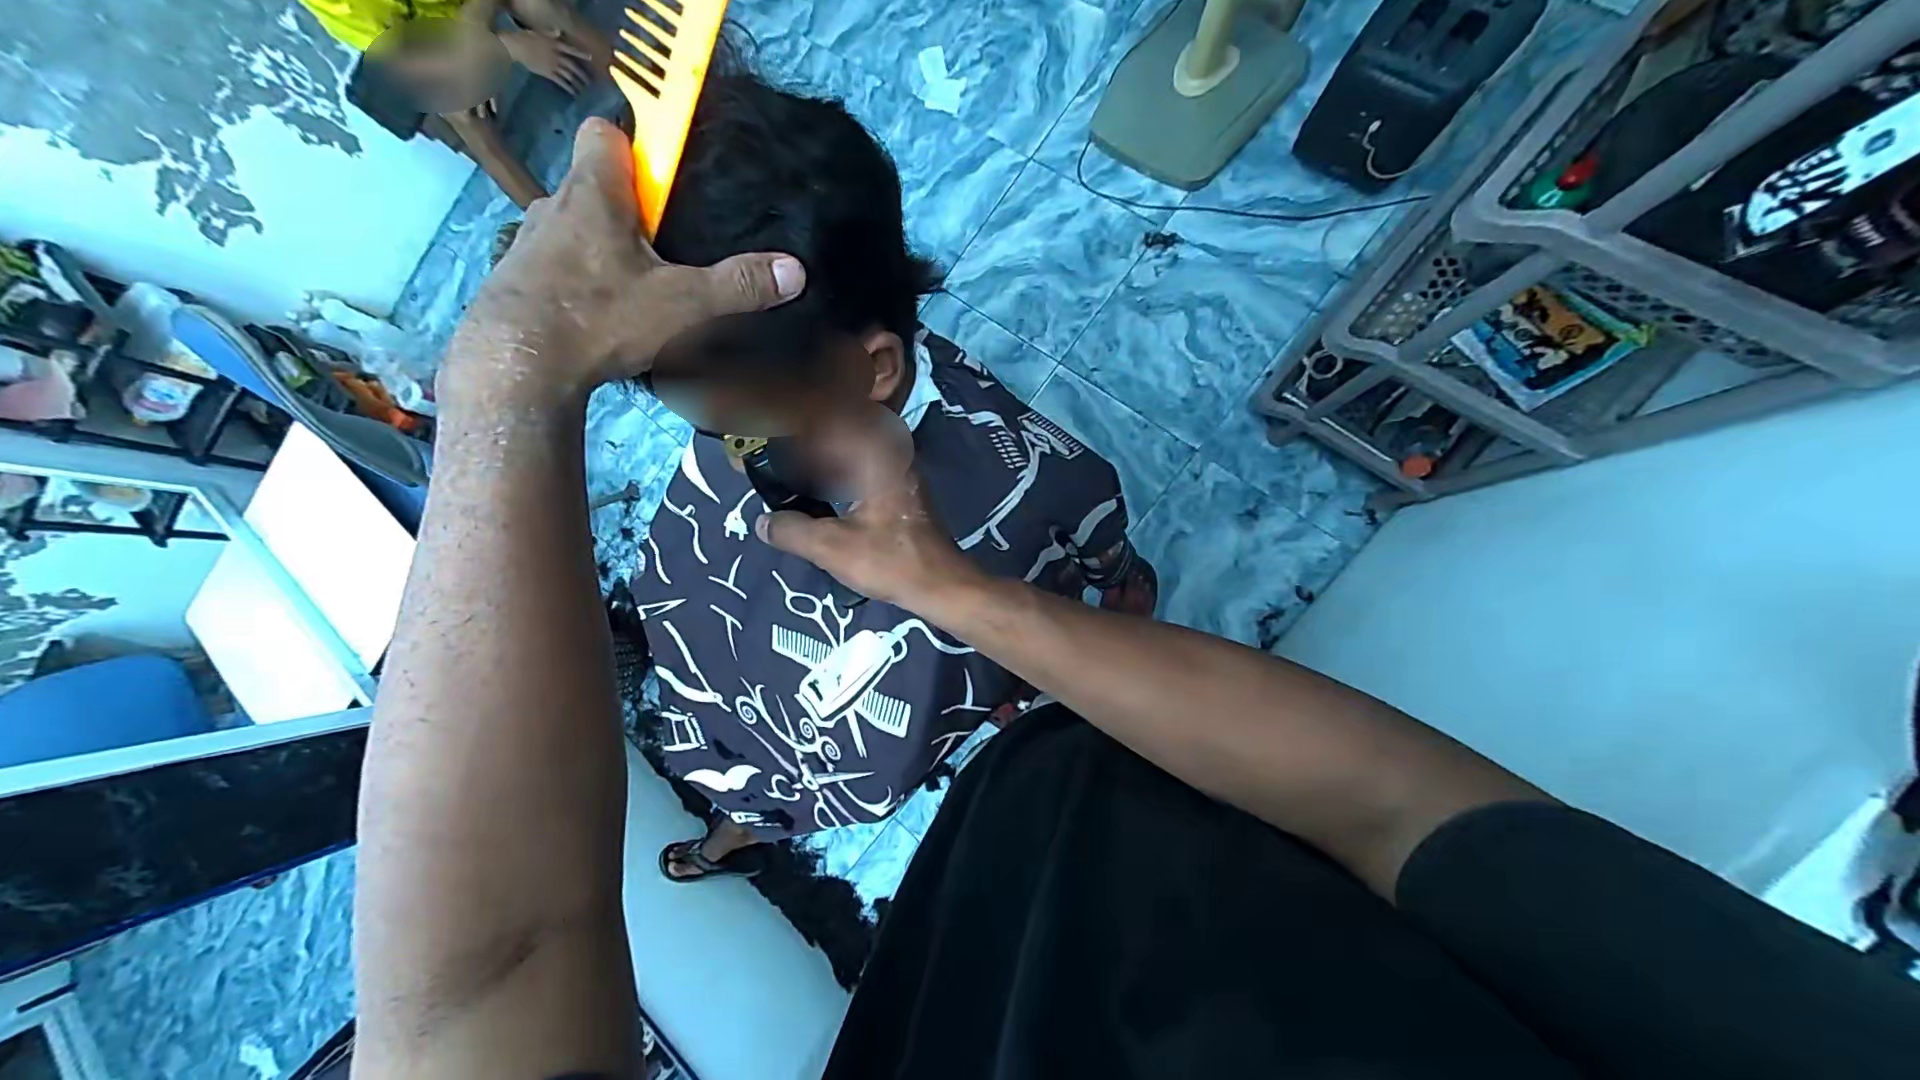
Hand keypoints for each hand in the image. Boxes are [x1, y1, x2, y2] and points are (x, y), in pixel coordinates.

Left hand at [444, 118, 804, 411]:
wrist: (517, 364)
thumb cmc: (600, 317)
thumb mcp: (683, 304)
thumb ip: (738, 286)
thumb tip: (795, 271)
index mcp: (595, 194)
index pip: (605, 132)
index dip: (636, 146)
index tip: (665, 181)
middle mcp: (555, 206)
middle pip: (596, 185)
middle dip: (631, 210)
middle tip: (665, 251)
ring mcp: (529, 242)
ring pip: (576, 228)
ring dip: (604, 248)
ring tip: (635, 290)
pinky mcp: (517, 279)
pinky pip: (557, 263)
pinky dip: (580, 279)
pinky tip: (601, 316)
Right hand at [500, 27, 591, 93]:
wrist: (514, 46)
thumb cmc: (524, 37)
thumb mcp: (538, 33)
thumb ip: (550, 34)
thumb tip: (558, 32)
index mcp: (553, 44)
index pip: (570, 49)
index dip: (580, 53)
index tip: (590, 57)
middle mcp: (556, 55)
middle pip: (573, 66)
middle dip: (582, 74)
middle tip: (590, 82)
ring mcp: (552, 65)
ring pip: (569, 76)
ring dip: (578, 83)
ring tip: (584, 90)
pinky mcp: (548, 73)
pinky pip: (562, 82)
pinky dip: (569, 88)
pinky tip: (574, 93)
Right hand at [753, 409, 980, 608]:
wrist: (940, 584)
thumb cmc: (891, 561)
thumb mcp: (832, 547)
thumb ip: (792, 530)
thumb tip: (763, 522)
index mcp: (876, 456)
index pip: (832, 419)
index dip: (798, 422)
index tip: (769, 432)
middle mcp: (891, 454)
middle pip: (843, 429)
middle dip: (807, 439)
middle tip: (773, 452)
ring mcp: (899, 471)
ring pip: (854, 450)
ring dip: (824, 457)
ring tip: (790, 471)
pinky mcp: (900, 490)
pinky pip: (863, 468)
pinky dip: (839, 473)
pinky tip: (819, 492)